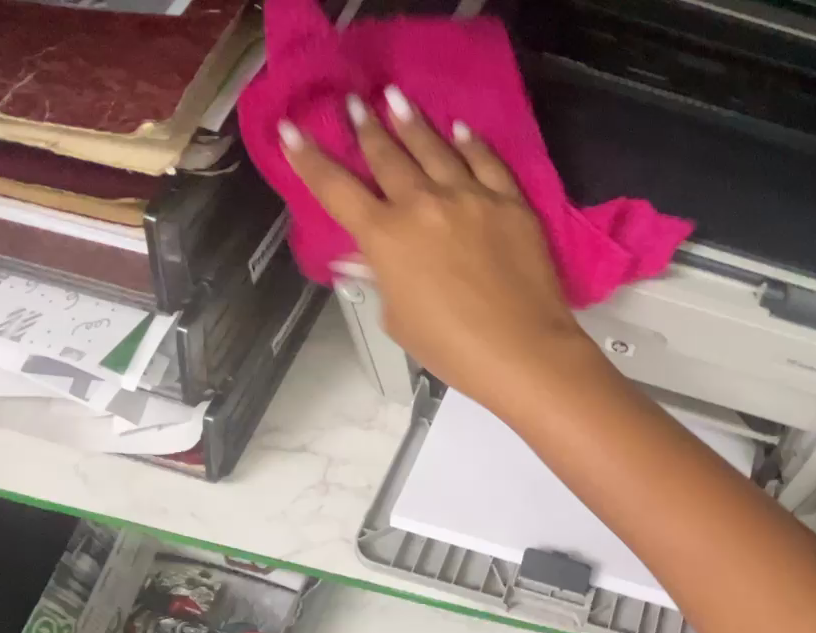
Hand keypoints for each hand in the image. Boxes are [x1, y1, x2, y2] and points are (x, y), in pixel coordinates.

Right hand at [280, 89, 594, 408]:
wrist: (523, 351)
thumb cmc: (453, 350)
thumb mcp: (399, 320)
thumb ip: (383, 281)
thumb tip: (369, 259)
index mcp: (385, 237)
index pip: (336, 189)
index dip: (310, 159)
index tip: (292, 130)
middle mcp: (423, 204)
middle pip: (387, 157)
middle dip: (367, 129)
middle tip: (356, 104)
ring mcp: (470, 198)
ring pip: (434, 148)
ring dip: (411, 122)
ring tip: (396, 99)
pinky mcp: (510, 204)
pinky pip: (487, 162)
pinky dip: (472, 143)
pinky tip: (461, 130)